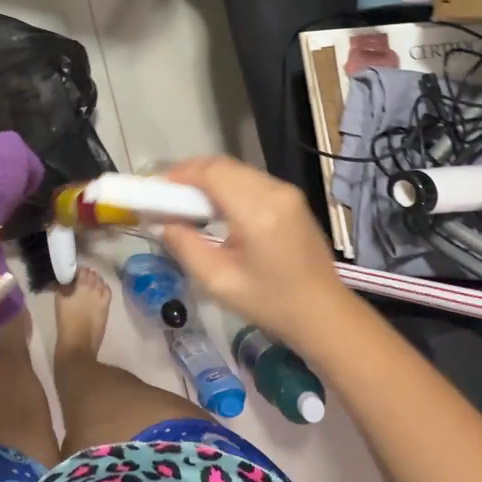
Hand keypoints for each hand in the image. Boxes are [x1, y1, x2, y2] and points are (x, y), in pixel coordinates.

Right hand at [160, 157, 349, 346]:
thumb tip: (162, 223)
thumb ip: (186, 247)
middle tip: (167, 195)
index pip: (212, 174)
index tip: (156, 188)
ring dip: (209, 177)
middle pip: (223, 166)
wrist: (325, 315)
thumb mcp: (220, 283)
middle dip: (191, 174)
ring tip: (187, 201)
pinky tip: (215, 205)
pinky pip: (251, 178)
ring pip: (237, 169)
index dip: (181, 174)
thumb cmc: (271, 305)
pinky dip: (227, 184)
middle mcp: (275, 193)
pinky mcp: (292, 197)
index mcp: (258, 214)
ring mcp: (287, 192)